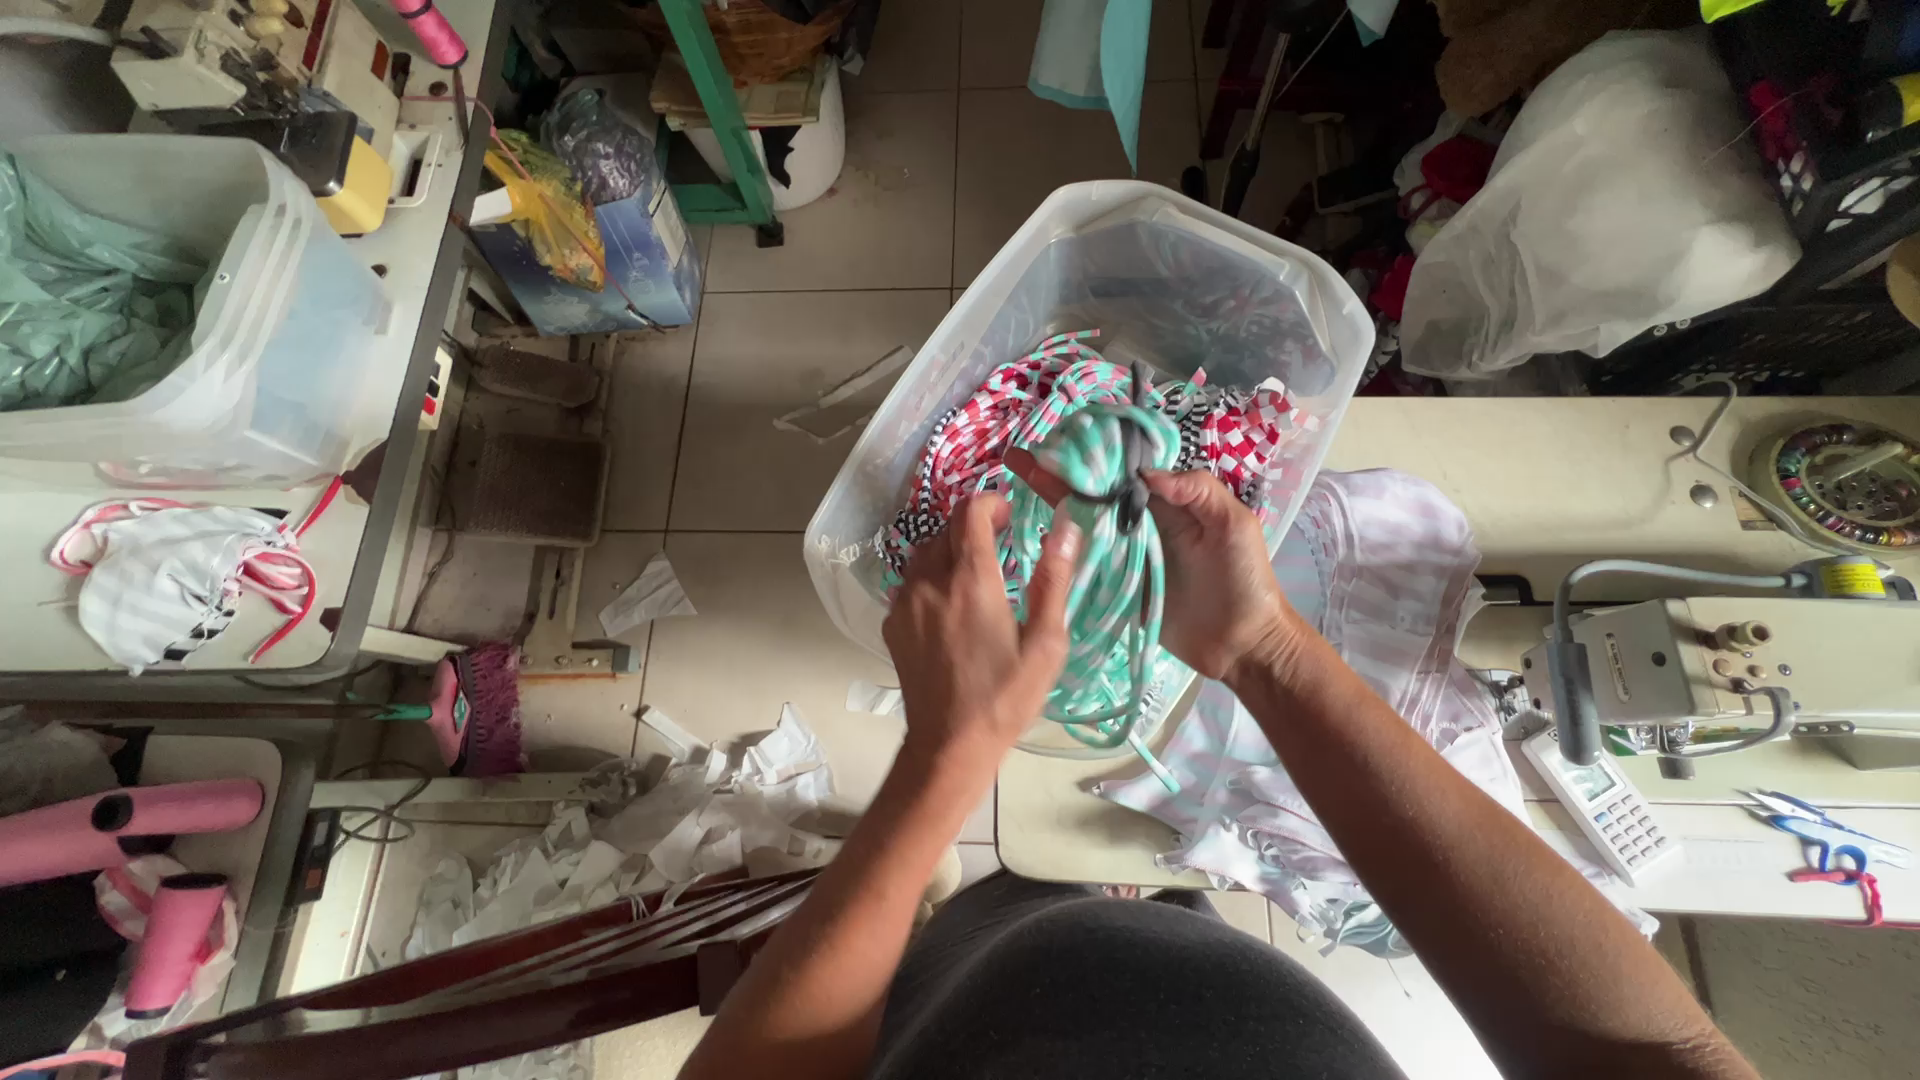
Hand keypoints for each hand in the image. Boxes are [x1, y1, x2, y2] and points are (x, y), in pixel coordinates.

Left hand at [882, 494, 1077, 766]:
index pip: (970, 513)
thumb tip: (1066, 529)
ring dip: (949, 550)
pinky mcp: (892, 623)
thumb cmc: (1006, 696)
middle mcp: (931, 582)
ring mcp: (905, 603)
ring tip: (973, 573)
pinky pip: (910, 583)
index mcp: (972, 582)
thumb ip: (1055, 580)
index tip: (1008, 514)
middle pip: (946, 528)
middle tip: (998, 542)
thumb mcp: (1045, 642)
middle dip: (973, 526)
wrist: (950, 743)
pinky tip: (949, 606)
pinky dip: (930, 579)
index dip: (990, 502)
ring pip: (924, 553)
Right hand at [1005, 448, 1300, 681]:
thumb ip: (1197, 490)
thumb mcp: (1234, 523)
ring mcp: (1125, 556)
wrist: (1242, 643)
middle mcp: (1140, 523)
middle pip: (1093, 494)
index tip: (1060, 441)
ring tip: (1014, 481)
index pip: (1123, 471)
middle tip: (1018, 457)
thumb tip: (1145, 472)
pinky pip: (1084, 563)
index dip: (1093, 455)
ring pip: (1082, 524)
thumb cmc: (1245, 579)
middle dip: (1058, 473)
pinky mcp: (1115, 587)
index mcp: (1167, 502)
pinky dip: (1059, 548)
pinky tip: (1032, 531)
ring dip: (1050, 502)